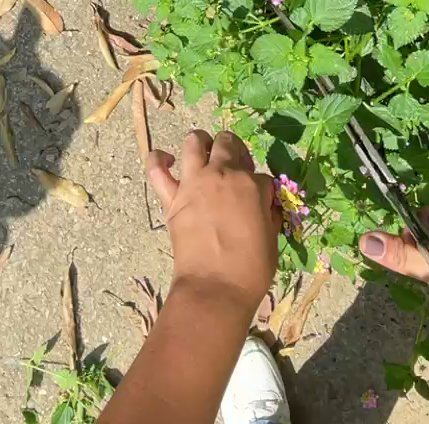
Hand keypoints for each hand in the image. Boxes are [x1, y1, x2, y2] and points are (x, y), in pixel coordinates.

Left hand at [146, 130, 278, 313]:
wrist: (215, 288)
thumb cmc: (250, 269)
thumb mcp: (271, 238)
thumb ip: (267, 213)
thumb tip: (265, 204)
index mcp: (251, 184)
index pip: (260, 174)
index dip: (261, 187)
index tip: (260, 202)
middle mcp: (222, 174)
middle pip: (228, 142)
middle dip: (234, 150)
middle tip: (235, 169)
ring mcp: (194, 182)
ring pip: (194, 141)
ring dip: (201, 143)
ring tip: (204, 155)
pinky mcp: (172, 196)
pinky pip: (156, 168)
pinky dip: (158, 160)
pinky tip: (166, 162)